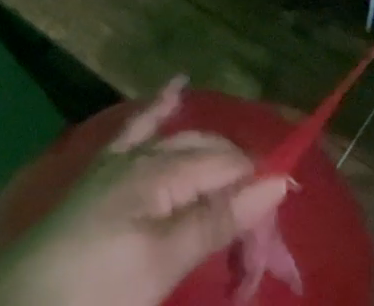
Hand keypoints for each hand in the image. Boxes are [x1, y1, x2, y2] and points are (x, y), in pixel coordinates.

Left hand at [0, 83, 289, 305]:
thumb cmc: (92, 289)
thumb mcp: (161, 263)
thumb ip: (217, 220)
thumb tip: (280, 182)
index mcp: (159, 172)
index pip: (227, 164)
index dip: (256, 188)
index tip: (270, 232)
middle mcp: (141, 154)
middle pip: (206, 150)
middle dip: (236, 174)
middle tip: (256, 221)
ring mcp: (116, 161)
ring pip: (177, 140)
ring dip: (209, 149)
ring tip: (237, 164)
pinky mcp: (98, 176)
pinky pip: (136, 129)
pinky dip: (158, 109)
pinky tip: (174, 88)